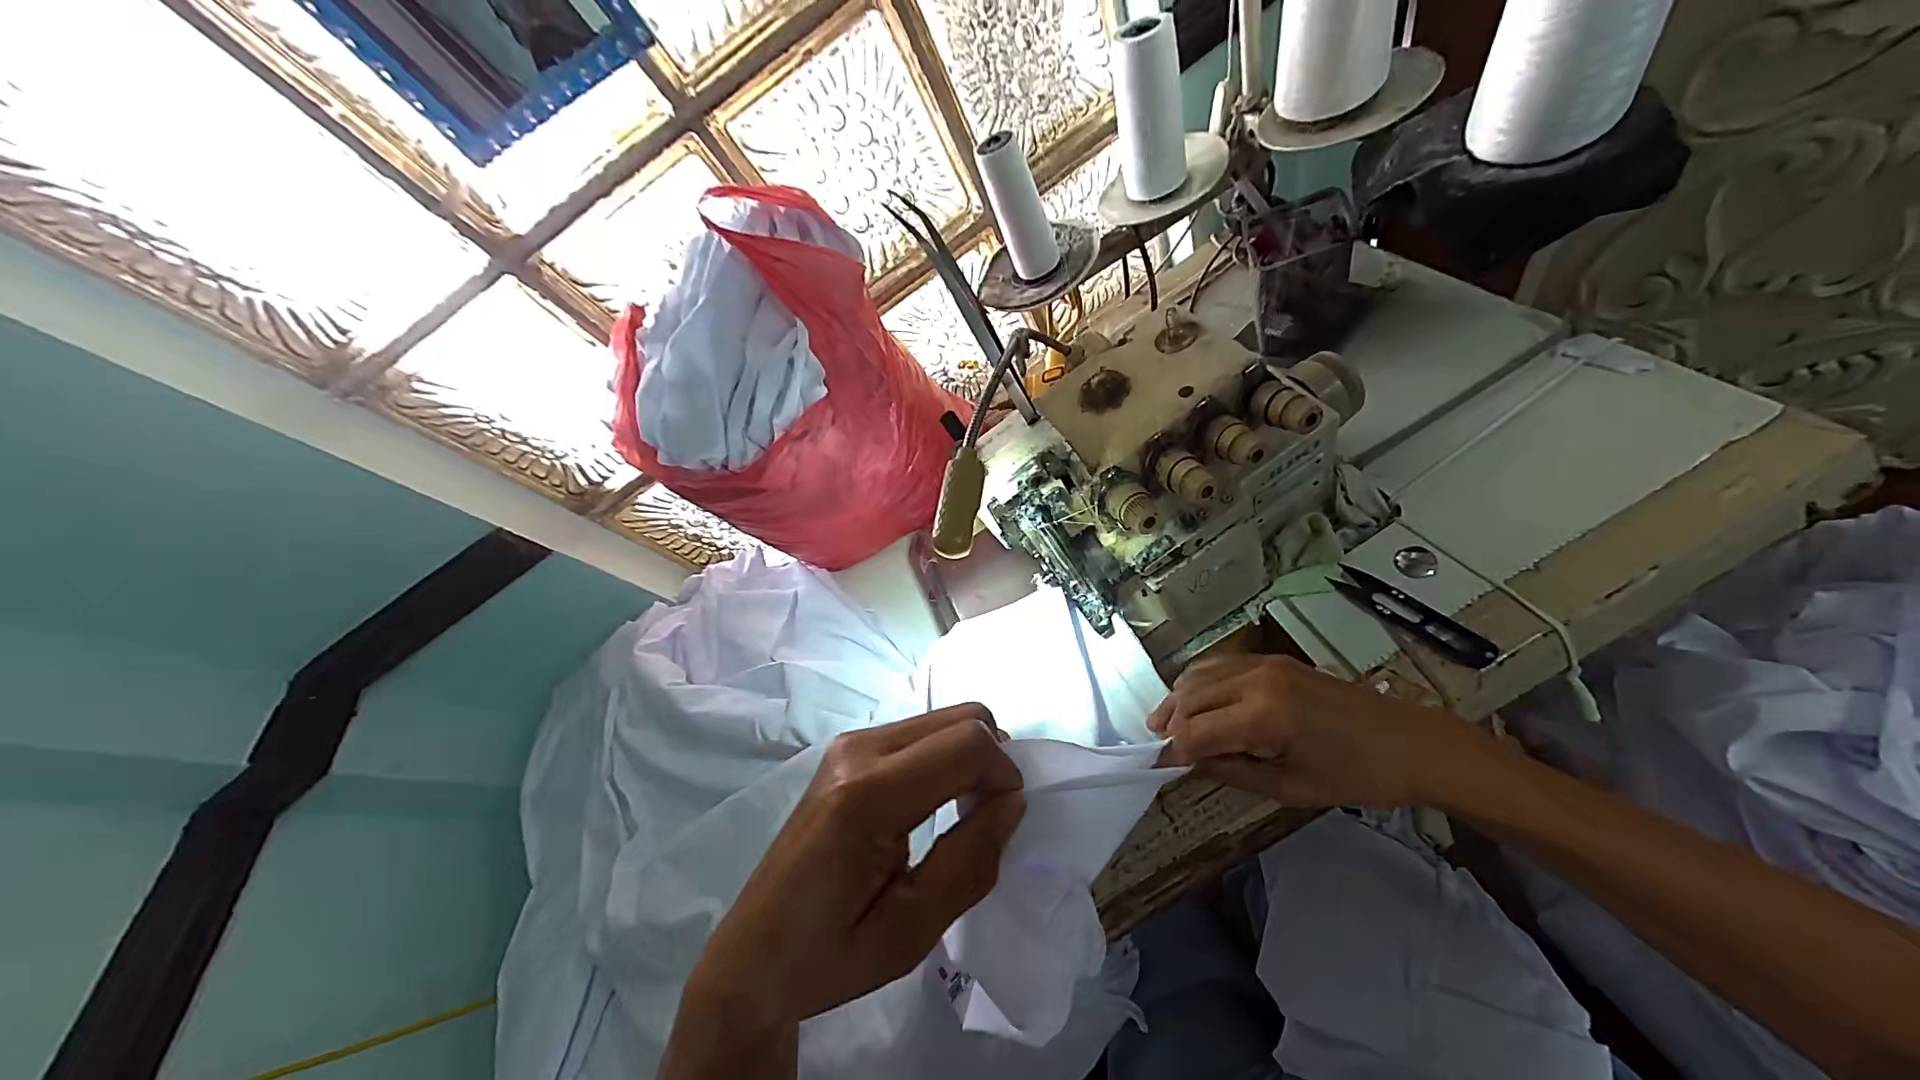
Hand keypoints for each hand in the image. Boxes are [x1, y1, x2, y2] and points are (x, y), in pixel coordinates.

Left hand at [662, 704, 1024, 1077]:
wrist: (755, 954)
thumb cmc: (828, 955)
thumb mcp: (911, 932)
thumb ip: (970, 861)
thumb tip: (1012, 801)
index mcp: (867, 796)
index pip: (967, 744)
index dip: (1004, 776)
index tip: (1002, 824)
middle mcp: (857, 751)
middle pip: (962, 717)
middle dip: (992, 762)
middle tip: (984, 820)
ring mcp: (849, 744)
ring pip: (945, 720)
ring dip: (970, 760)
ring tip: (960, 817)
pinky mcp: (847, 750)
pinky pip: (922, 732)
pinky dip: (947, 758)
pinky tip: (932, 805)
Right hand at [1148, 654, 1494, 808]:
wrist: (1413, 743)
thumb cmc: (1358, 776)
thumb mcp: (1291, 788)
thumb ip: (1232, 771)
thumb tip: (1189, 763)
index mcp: (1265, 717)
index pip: (1197, 732)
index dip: (1174, 750)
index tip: (1159, 766)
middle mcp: (1258, 680)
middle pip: (1190, 697)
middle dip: (1170, 722)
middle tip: (1161, 746)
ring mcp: (1265, 664)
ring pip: (1199, 674)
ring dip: (1179, 699)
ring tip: (1169, 724)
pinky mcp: (1274, 659)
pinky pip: (1220, 664)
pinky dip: (1200, 682)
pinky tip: (1198, 701)